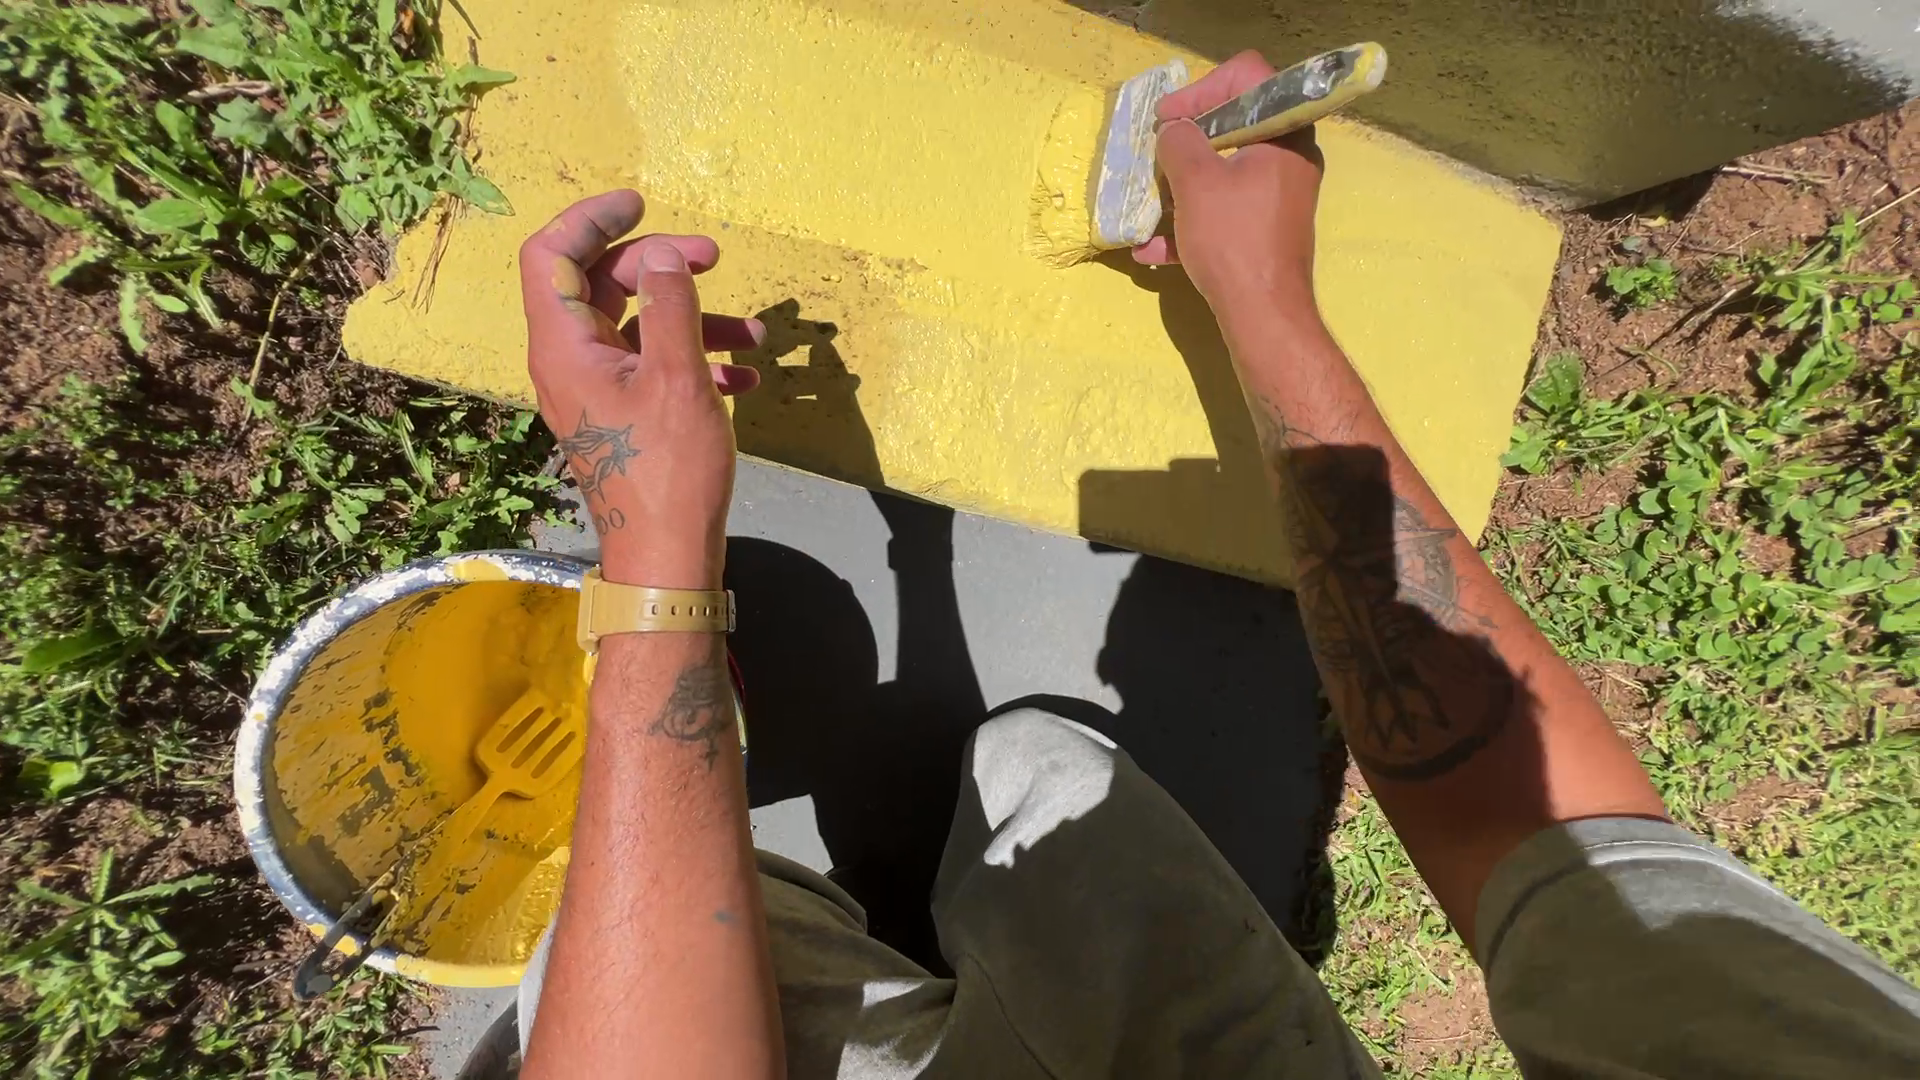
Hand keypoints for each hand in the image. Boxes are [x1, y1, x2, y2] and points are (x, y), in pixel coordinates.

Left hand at [519, 189, 764, 587]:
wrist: (666, 554)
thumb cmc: (668, 468)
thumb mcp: (677, 380)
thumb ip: (671, 308)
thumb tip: (663, 255)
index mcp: (565, 346)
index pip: (552, 255)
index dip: (591, 220)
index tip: (641, 204)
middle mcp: (572, 362)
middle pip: (601, 286)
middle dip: (660, 267)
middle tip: (713, 260)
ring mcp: (599, 392)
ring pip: (638, 331)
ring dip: (693, 321)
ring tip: (754, 334)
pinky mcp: (626, 418)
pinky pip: (654, 370)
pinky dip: (695, 362)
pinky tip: (743, 376)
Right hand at [1132, 51, 1325, 328]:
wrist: (1262, 312)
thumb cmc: (1232, 239)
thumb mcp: (1196, 184)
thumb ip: (1179, 145)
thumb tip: (1173, 133)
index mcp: (1283, 132)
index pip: (1246, 78)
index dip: (1199, 90)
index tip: (1165, 119)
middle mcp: (1288, 159)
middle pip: (1232, 129)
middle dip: (1185, 146)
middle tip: (1155, 158)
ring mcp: (1278, 199)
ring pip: (1223, 178)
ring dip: (1180, 190)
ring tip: (1148, 204)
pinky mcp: (1263, 234)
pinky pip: (1223, 216)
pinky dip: (1189, 227)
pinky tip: (1150, 250)